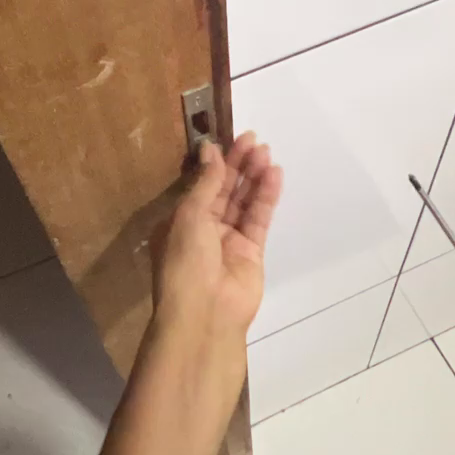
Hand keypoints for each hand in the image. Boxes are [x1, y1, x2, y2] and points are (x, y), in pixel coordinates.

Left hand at [150, 133, 282, 347]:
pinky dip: (266, 197)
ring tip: (267, 152)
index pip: (201, 184)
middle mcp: (204, 228)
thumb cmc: (185, 261)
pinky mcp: (252, 251)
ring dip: (254, 177)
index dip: (218, 162)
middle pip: (224, 189)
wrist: (205, 314)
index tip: (234, 139)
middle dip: (239, 165)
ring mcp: (229, 240)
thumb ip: (206, 182)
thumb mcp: (189, 216)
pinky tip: (274, 175)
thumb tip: (210, 149)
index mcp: (180, 220)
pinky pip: (259, 218)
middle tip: (255, 140)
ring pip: (244, 201)